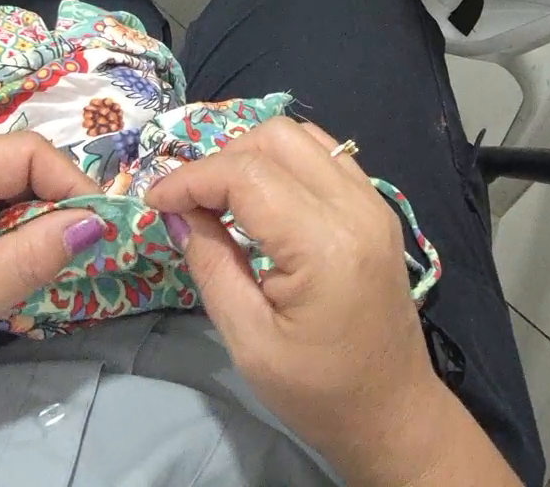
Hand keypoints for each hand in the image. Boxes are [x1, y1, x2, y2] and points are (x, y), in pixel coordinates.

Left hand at [0, 131, 104, 420]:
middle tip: (81, 252)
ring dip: (40, 222)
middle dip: (57, 204)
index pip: (25, 153)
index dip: (70, 183)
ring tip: (52, 263)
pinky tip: (21, 265)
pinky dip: (19, 234)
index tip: (101, 229)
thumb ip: (32, 257)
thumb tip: (97, 222)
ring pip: (13, 189)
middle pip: (21, 166)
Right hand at [145, 117, 493, 484]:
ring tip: (222, 197)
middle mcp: (355, 206)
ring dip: (250, 153)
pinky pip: (321, 153)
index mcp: (325, 245)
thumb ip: (210, 262)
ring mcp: (372, 200)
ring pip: (298, 135)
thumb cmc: (319, 392)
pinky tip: (261, 196)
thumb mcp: (248, 340)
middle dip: (220, 160)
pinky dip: (281, 159)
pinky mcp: (375, 205)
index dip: (192, 178)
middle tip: (192, 202)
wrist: (394, 414)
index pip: (246, 175)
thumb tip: (177, 210)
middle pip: (273, 137)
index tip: (156, 200)